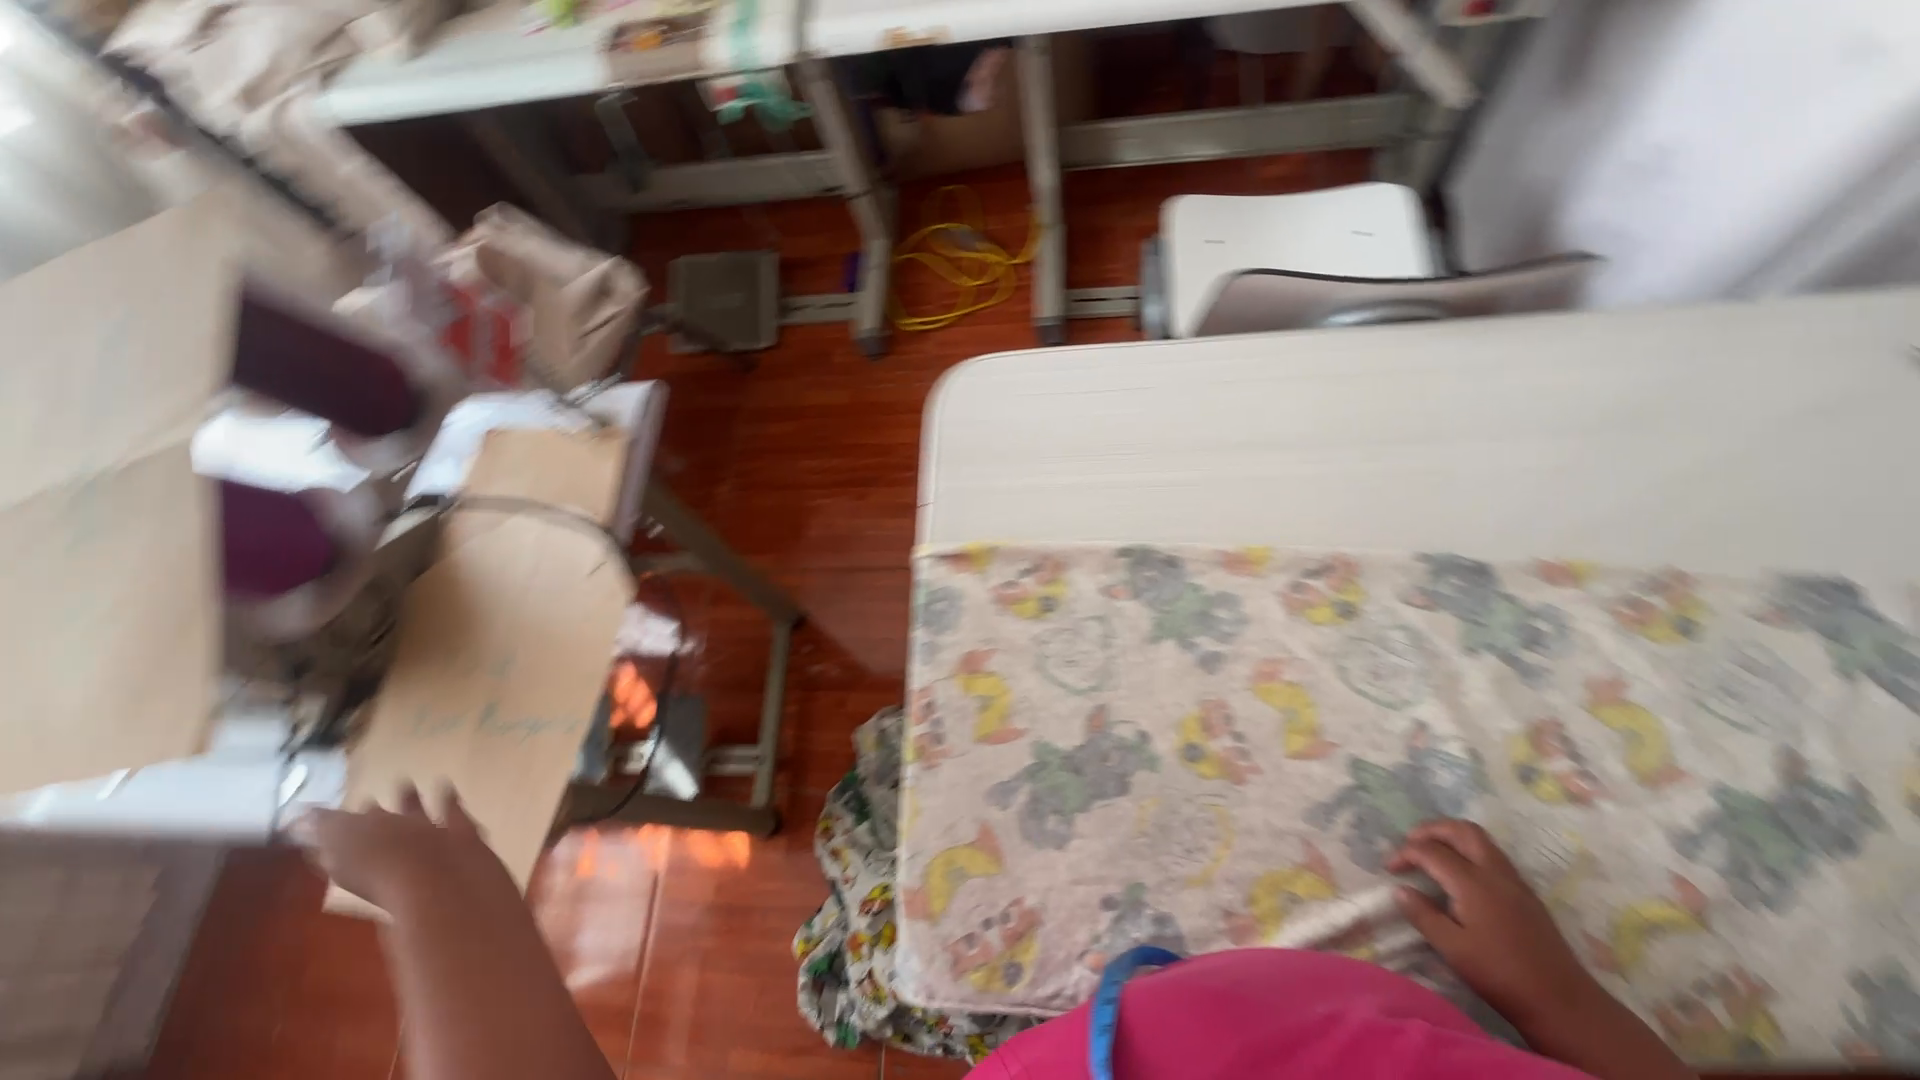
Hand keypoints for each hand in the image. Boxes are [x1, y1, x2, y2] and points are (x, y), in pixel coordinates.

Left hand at [288, 785, 510, 910]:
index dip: (335, 826)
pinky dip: (447, 803)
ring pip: (414, 825)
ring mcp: (424, 853)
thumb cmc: (388, 857)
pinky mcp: (457, 843)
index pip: (337, 843)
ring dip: (412, 806)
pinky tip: (446, 786)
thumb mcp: (344, 835)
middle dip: (377, 815)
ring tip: (412, 782)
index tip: (337, 805)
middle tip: (374, 794)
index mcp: (353, 860)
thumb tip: (298, 817)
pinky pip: (450, 818)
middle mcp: (387, 859)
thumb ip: (324, 824)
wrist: (449, 881)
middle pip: (378, 835)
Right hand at [1387, 819, 1600, 1025]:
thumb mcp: (1452, 949)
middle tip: (1410, 843)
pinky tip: (1460, 875)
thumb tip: (1400, 890)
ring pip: (1481, 840)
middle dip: (1431, 830)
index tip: (1389, 868)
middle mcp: (1496, 873)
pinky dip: (1469, 852)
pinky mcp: (1526, 894)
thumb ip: (1423, 915)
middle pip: (1462, 830)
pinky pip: (1493, 856)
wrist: (1561, 1000)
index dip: (1405, 853)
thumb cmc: (1500, 975)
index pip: (1431, 851)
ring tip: (1431, 854)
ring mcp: (1515, 882)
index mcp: (1473, 883)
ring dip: (1452, 837)